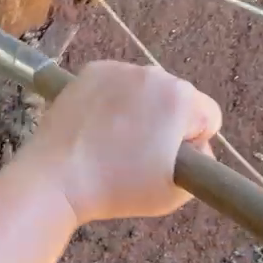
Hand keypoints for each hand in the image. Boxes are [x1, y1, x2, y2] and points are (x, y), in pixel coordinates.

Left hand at [20, 61, 220, 222]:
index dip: (191, 144)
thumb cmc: (116, 189)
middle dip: (163, 123)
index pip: (207, 117)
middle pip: (174, 100)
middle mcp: (154, 73)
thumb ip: (202, 165)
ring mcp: (119, 69)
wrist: (55, 179)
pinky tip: (95, 126)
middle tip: (133, 154)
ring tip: (110, 142)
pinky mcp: (89, 72)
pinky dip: (109, 101)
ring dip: (136, 110)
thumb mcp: (175, 192)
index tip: (164, 161)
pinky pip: (113, 84)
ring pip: (143, 91)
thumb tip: (195, 147)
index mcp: (181, 98)